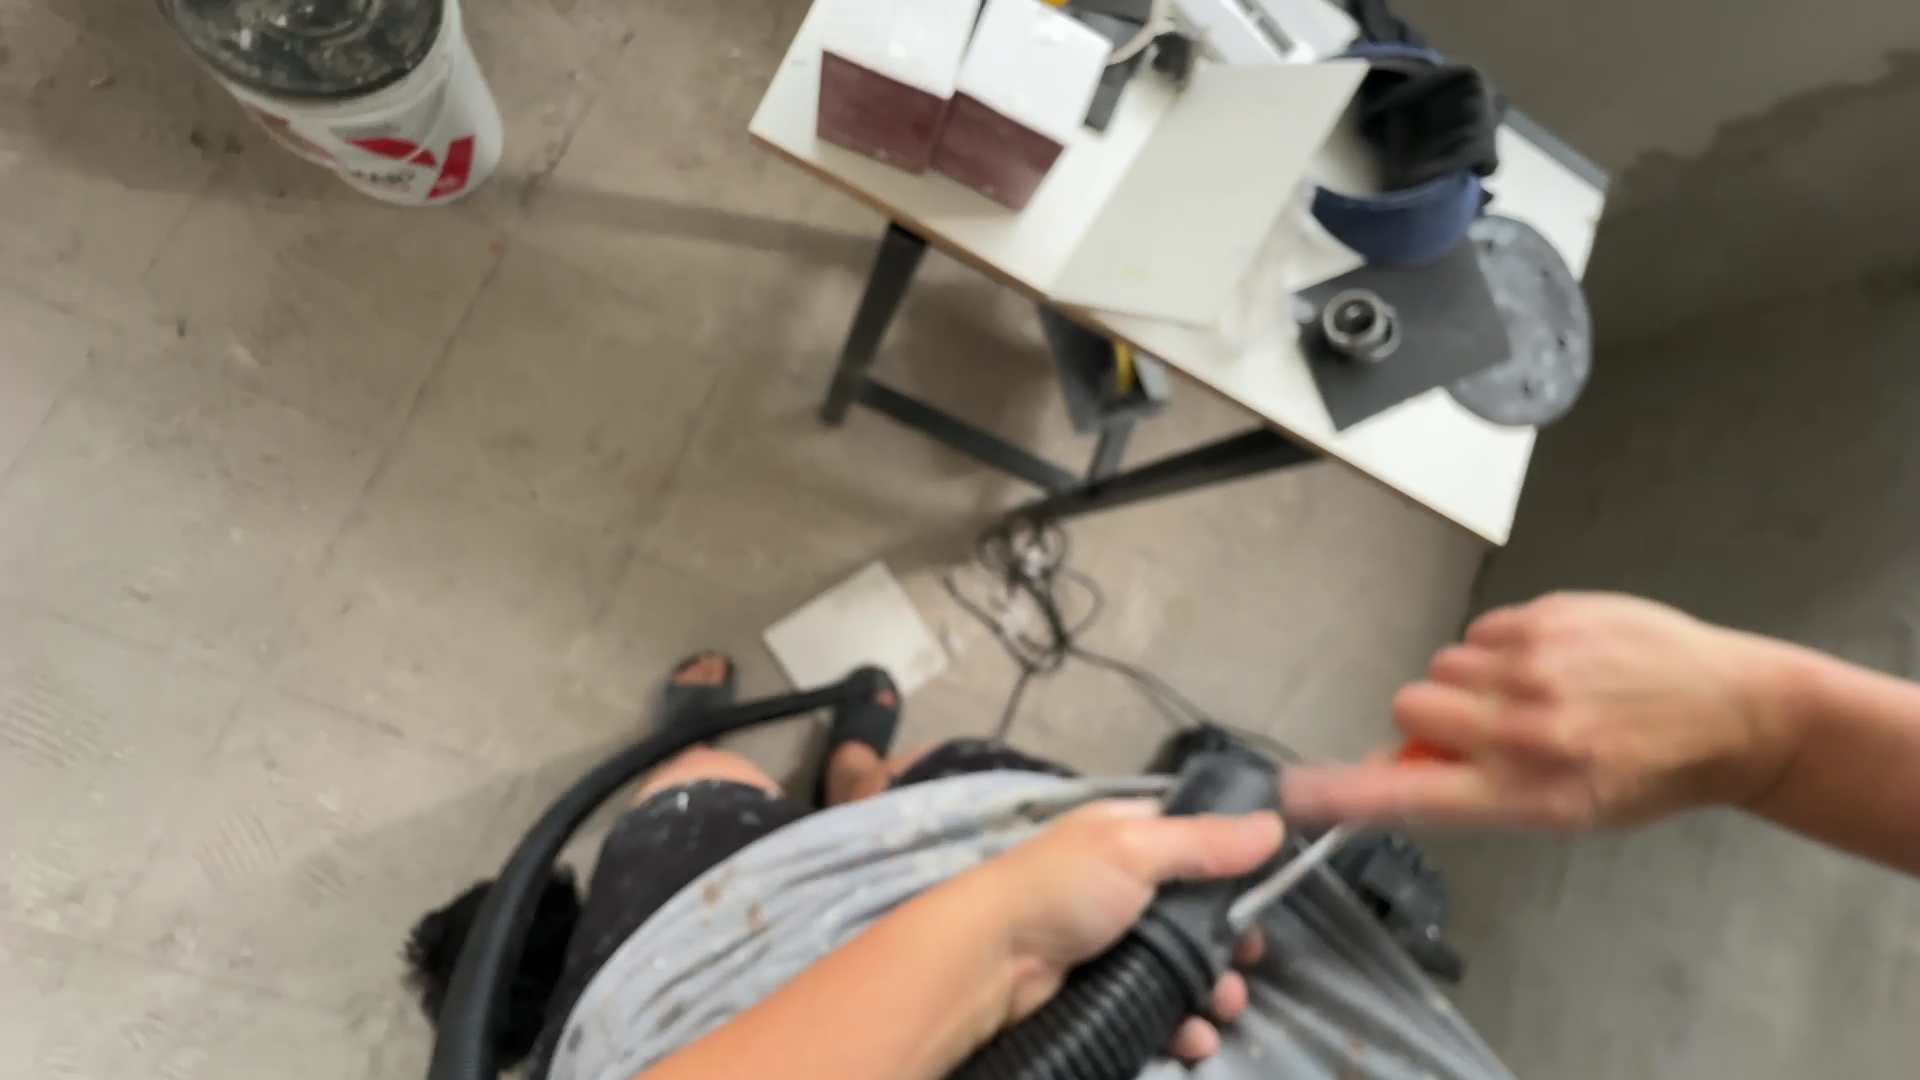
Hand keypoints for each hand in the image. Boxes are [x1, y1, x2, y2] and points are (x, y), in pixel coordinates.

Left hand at [970, 800, 1282, 1060]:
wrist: (993, 961)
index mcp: (1130, 835)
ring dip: (1217, 989)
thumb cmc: (1065, 886)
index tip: (1266, 892)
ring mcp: (1120, 940)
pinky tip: (1194, 1037)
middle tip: (1248, 958)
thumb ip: (1203, 841)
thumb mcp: (1134, 848)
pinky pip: (1164, 1006)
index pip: (1196, 841)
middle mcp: (1129, 883)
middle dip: (1231, 940)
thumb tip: (1274, 822)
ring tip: (1224, 1004)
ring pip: (1189, 965)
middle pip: (1200, 911)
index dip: (1234, 865)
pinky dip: (1186, 1024)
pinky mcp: (1112, 989)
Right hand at [1282, 593, 1806, 829]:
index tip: (1298, 792)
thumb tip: (1378, 769)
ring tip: (1531, 689)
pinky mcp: (1546, 619)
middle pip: (1409, 703)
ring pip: (1442, 665)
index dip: (1347, 793)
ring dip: (1470, 680)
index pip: (1414, 795)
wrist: (1740, 713)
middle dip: (1430, 712)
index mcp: (1530, 791)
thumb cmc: (1646, 771)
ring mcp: (1537, 668)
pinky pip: (1477, 633)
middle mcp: (1528, 730)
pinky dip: (1500, 648)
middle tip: (1477, 721)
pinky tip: (1550, 661)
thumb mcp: (1560, 804)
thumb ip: (1466, 785)